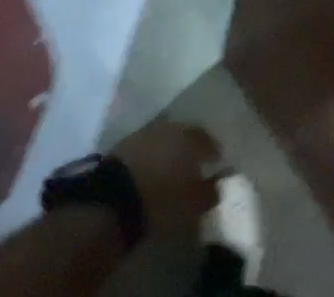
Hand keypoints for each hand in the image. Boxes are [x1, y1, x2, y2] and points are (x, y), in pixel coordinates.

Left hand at [111, 122, 223, 238]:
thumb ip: (211, 191)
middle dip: (191, 147)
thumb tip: (219, 183)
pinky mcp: (125, 142)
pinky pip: (147, 144)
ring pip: (164, 137)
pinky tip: (154, 168)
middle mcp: (167, 128)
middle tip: (196, 163)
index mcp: (188, 139)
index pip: (207, 139)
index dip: (213, 151)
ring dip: (170, 149)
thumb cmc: (163, 200)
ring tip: (174, 167)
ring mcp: (144, 132)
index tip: (217, 163)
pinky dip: (153, 154)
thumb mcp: (195, 204)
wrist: (114, 197)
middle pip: (184, 134)